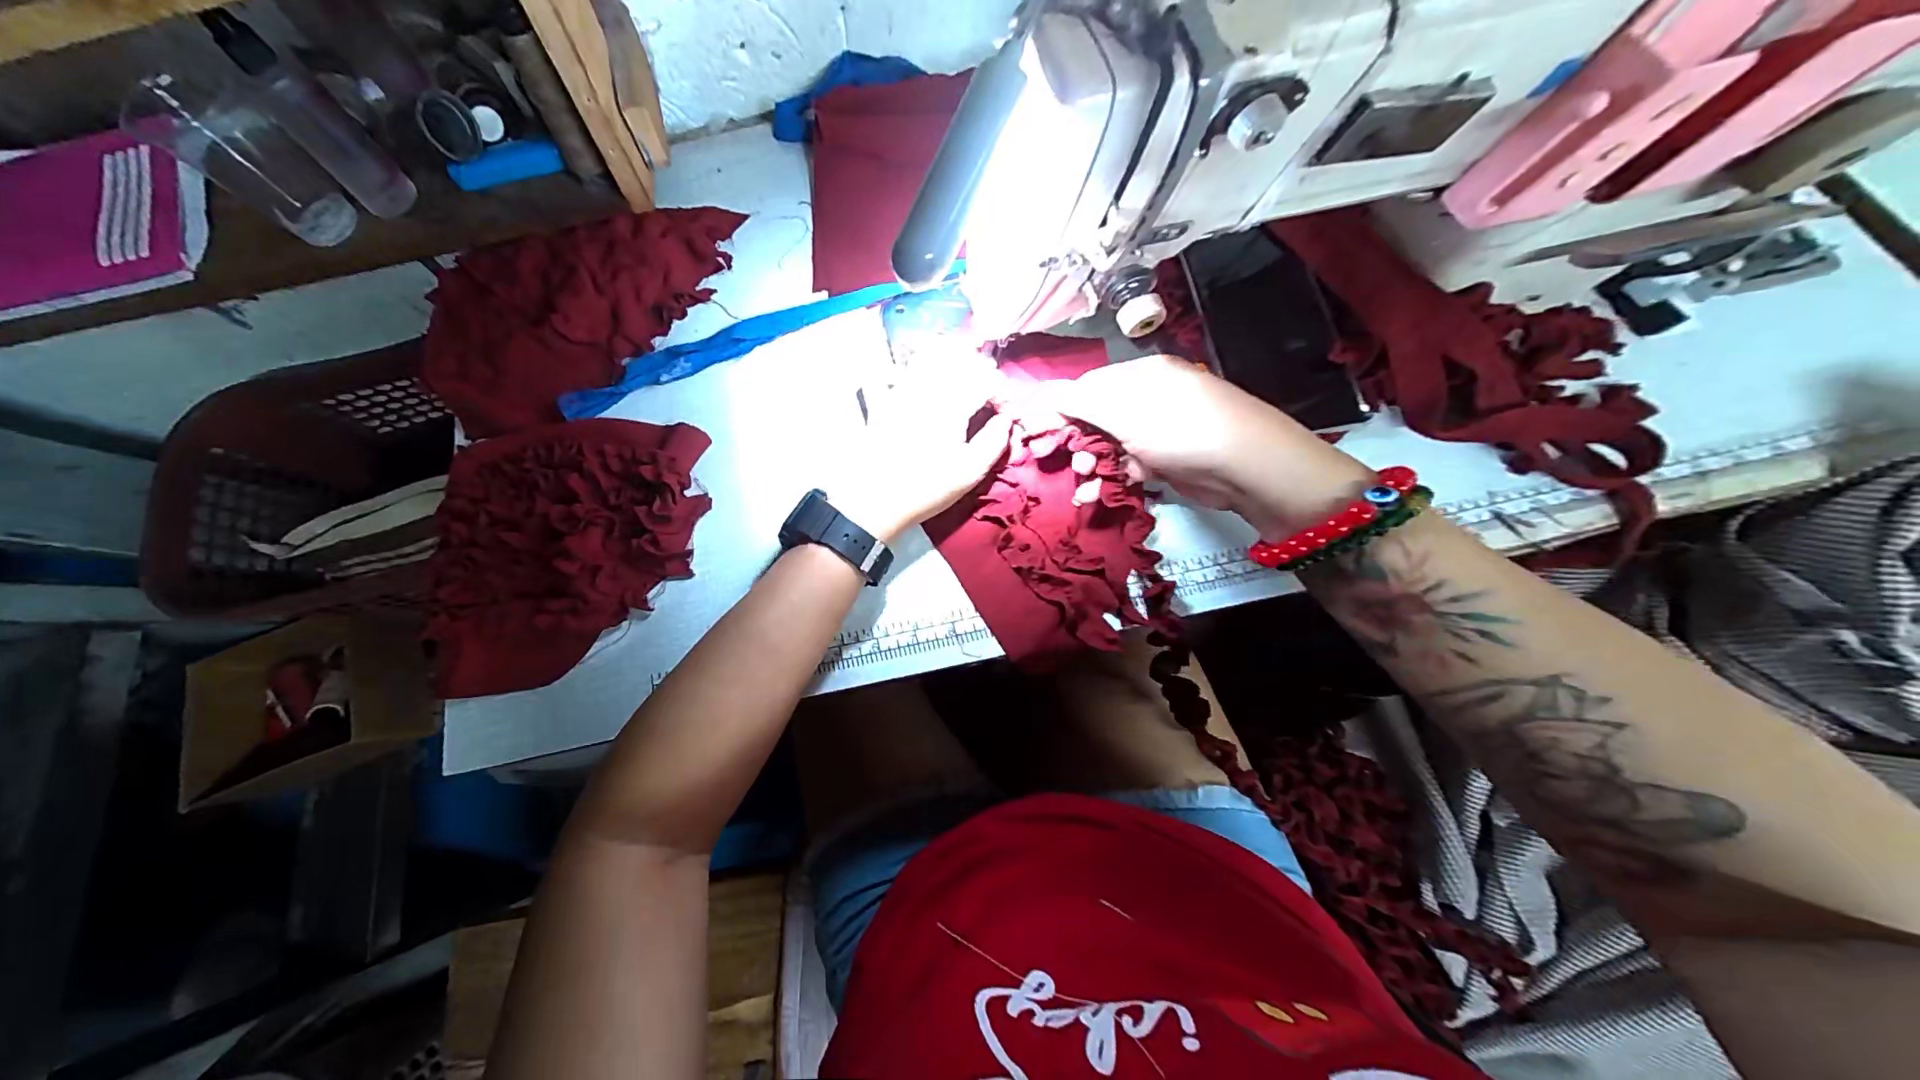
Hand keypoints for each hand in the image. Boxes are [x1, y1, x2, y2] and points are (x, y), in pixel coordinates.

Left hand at [830, 355, 1014, 540]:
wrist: (873, 500)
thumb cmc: (927, 489)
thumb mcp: (970, 472)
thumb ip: (995, 441)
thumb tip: (1006, 420)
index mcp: (953, 403)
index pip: (987, 379)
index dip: (1003, 393)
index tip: (1006, 414)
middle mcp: (926, 387)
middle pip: (959, 358)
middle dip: (980, 370)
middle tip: (988, 393)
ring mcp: (900, 391)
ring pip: (927, 356)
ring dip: (949, 361)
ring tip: (959, 380)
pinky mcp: (880, 401)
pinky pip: (893, 371)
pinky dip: (910, 369)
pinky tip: (917, 381)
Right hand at [1028, 355, 1374, 537]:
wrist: (1246, 467)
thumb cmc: (1179, 429)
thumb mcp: (1123, 409)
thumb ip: (1078, 400)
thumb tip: (1040, 392)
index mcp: (1142, 375)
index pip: (1088, 385)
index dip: (1060, 408)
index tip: (1037, 431)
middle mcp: (1151, 398)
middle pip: (1097, 417)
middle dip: (1075, 440)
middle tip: (1059, 460)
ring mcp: (1162, 430)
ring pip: (1112, 445)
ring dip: (1092, 464)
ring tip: (1086, 483)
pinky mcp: (1170, 460)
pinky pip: (1131, 465)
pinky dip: (1115, 478)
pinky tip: (1102, 492)